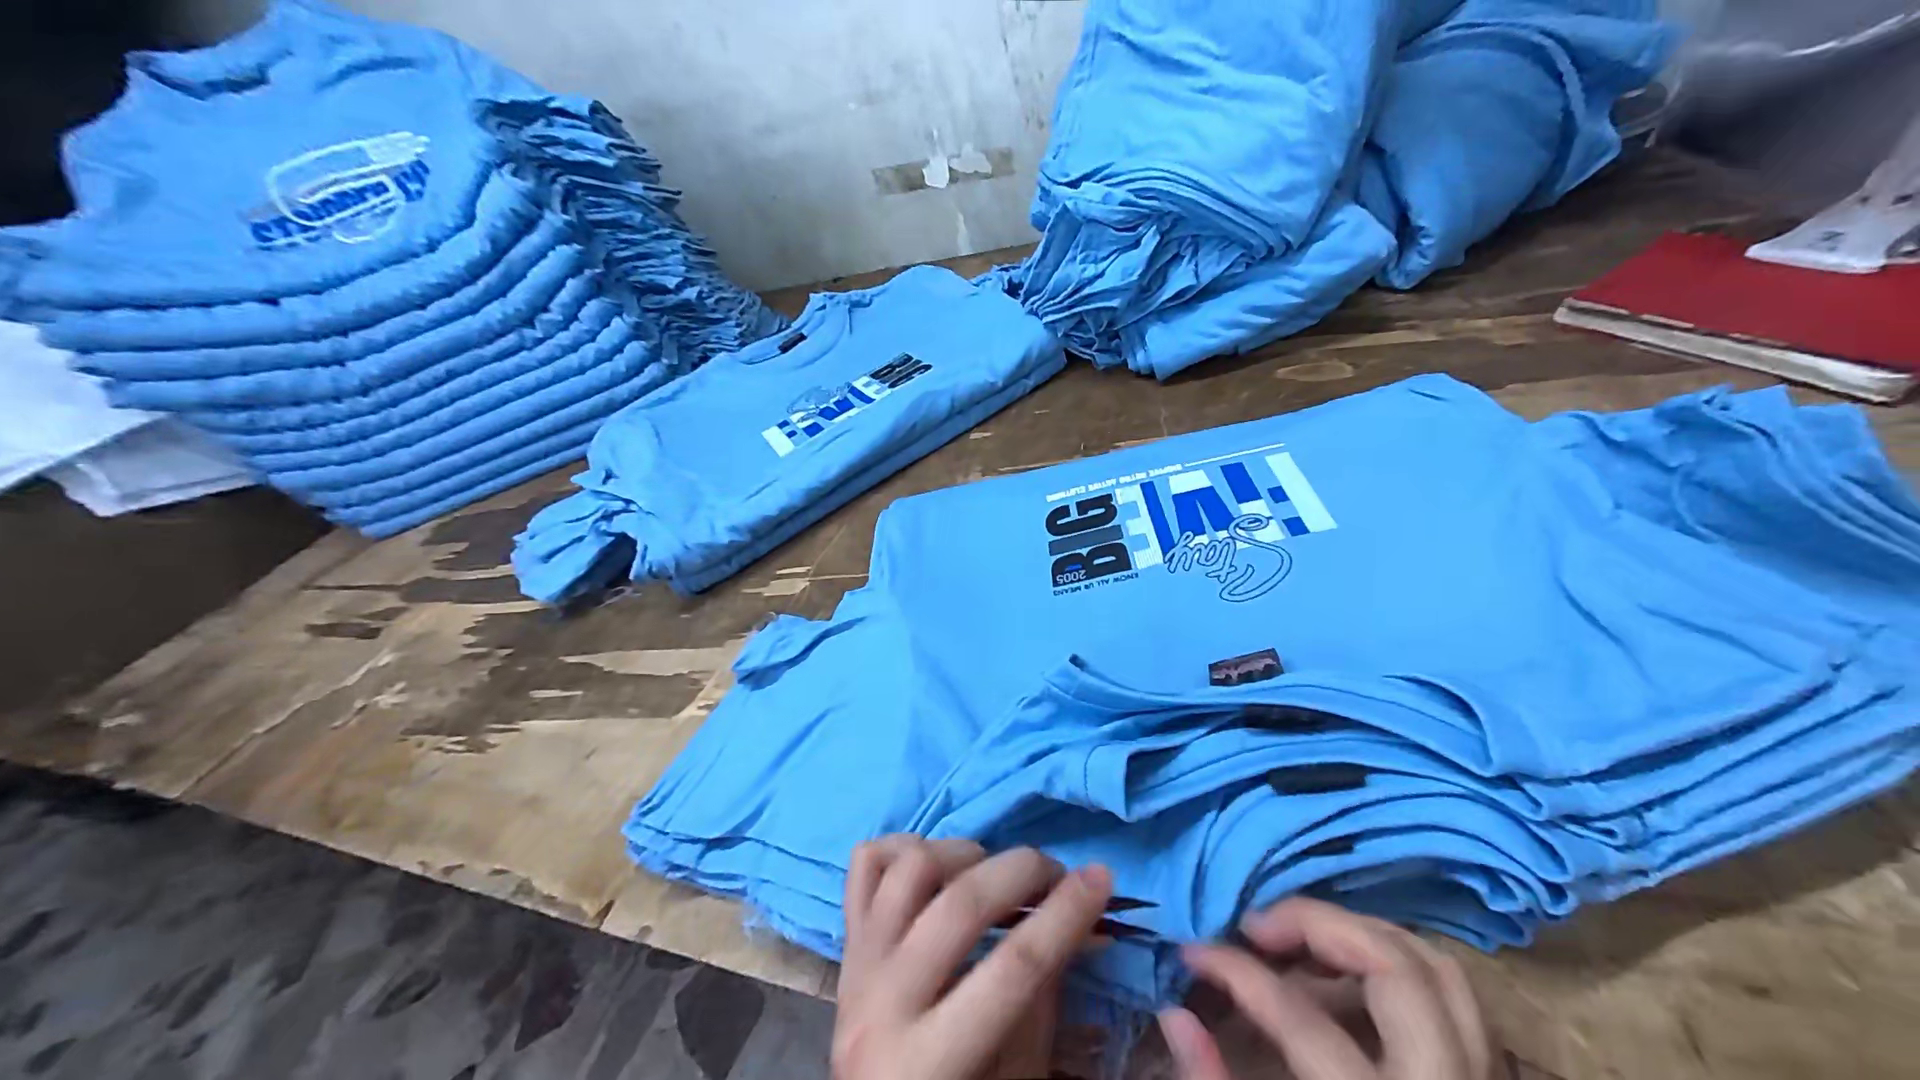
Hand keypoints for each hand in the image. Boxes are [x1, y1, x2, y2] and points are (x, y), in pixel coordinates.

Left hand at [833, 834, 1114, 1079]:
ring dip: (963, 854)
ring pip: (910, 871)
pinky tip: (938, 866)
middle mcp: (882, 1003)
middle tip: (1055, 872)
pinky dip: (906, 847)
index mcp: (929, 1061)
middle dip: (1022, 872)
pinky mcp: (846, 938)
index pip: (1013, 969)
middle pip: (960, 906)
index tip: (1102, 878)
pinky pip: (866, 864)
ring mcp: (858, 963)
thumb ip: (1040, 1003)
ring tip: (993, 871)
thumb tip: (1076, 922)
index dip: (1064, 916)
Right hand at [1161, 898, 1489, 1079]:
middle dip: (1314, 925)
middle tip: (1255, 928)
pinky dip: (1394, 961)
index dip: (1235, 971)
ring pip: (1434, 966)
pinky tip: (1346, 975)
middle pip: (1393, 967)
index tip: (1193, 951)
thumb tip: (1175, 1015)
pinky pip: (1451, 993)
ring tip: (1299, 941)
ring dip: (1359, 934)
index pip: (1301, 1017)